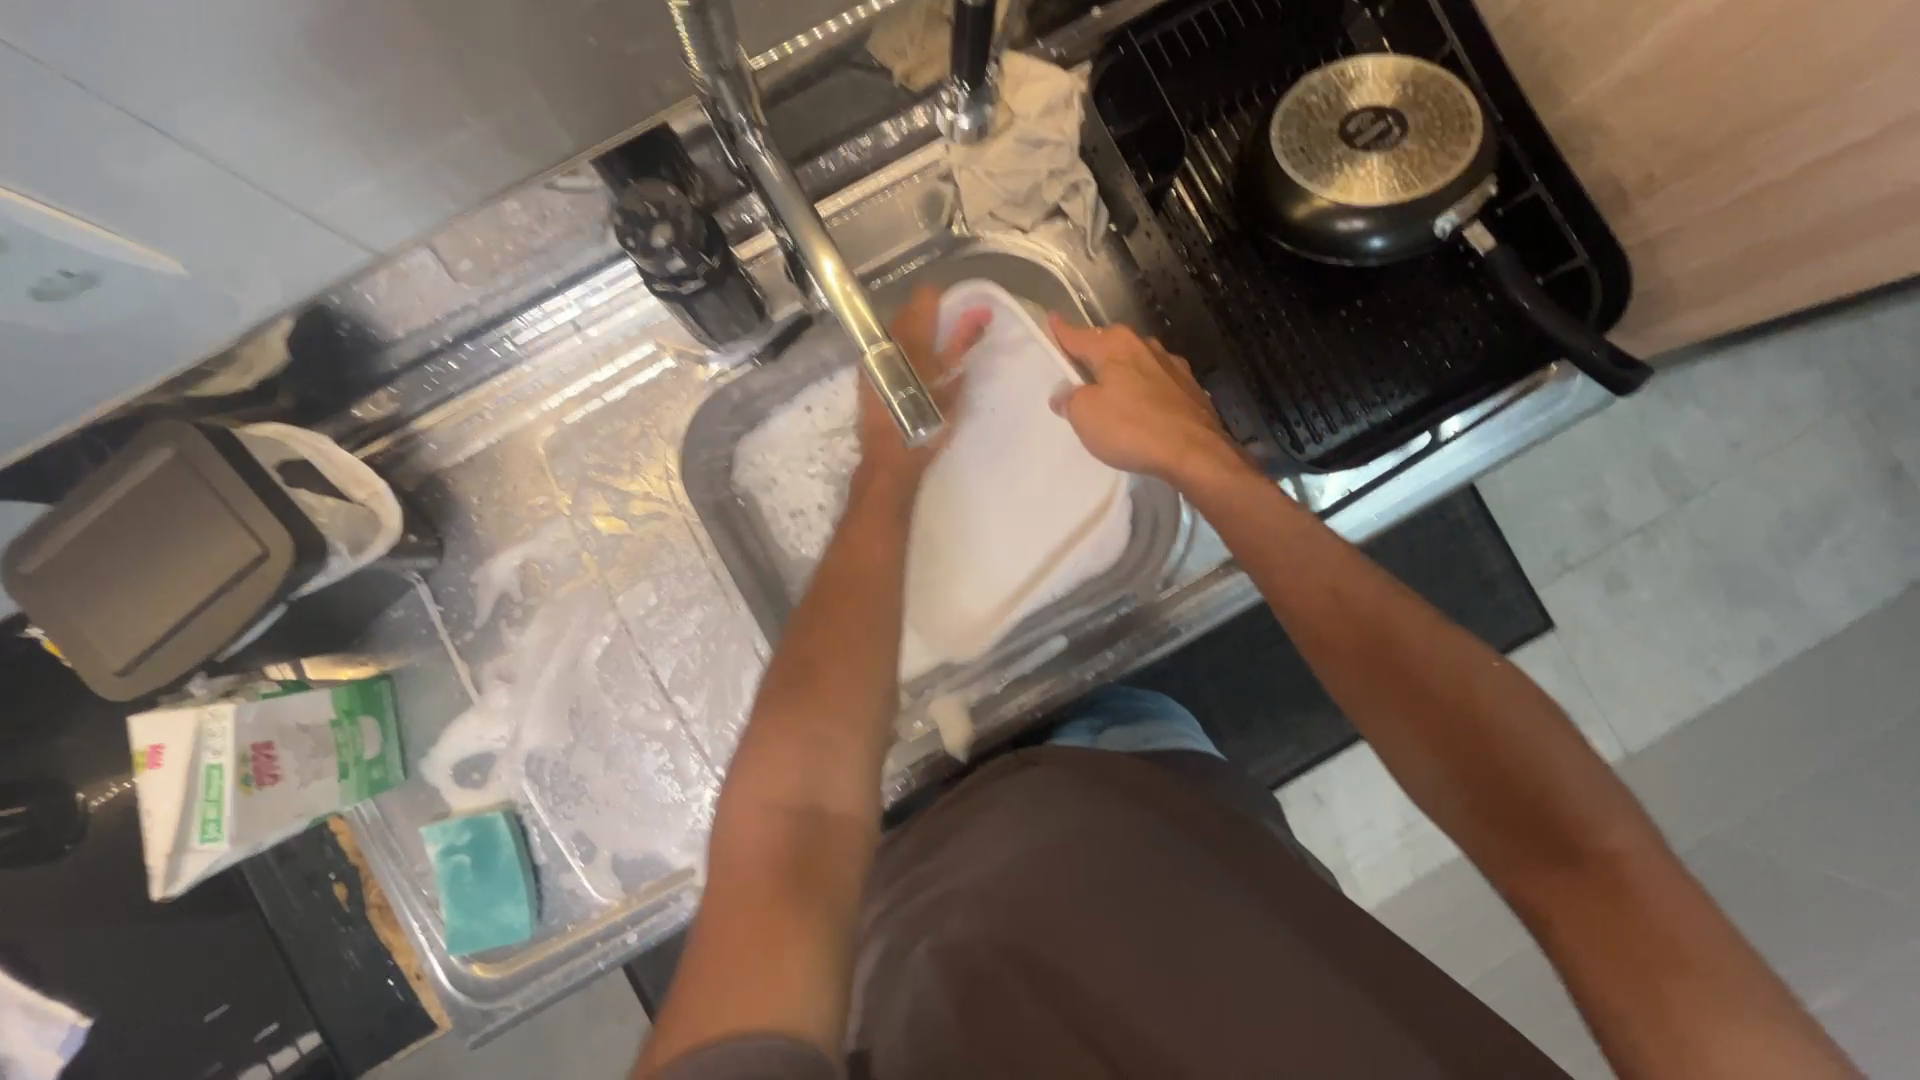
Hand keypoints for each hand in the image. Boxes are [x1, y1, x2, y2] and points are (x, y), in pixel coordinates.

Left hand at [855, 286, 990, 489]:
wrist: (889, 457)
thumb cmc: (926, 421)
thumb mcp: (952, 382)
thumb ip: (963, 342)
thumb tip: (981, 312)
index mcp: (909, 338)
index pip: (925, 296)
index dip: (944, 301)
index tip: (958, 316)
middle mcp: (885, 340)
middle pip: (909, 312)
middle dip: (931, 321)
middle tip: (950, 342)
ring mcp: (870, 356)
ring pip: (896, 332)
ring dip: (916, 339)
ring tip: (933, 362)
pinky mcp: (865, 374)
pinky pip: (886, 351)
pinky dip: (903, 355)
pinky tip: (913, 375)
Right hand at [1047, 316, 1245, 485]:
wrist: (1195, 453)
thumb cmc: (1132, 428)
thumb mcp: (1085, 415)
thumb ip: (1070, 399)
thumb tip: (1065, 393)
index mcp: (1115, 345)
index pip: (1077, 336)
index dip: (1061, 332)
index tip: (1051, 319)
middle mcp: (1145, 346)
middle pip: (1109, 346)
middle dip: (1094, 355)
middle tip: (1078, 371)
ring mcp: (1172, 366)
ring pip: (1136, 363)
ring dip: (1123, 374)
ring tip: (1113, 393)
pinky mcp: (1190, 388)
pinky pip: (1157, 384)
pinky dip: (1146, 391)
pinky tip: (1145, 408)